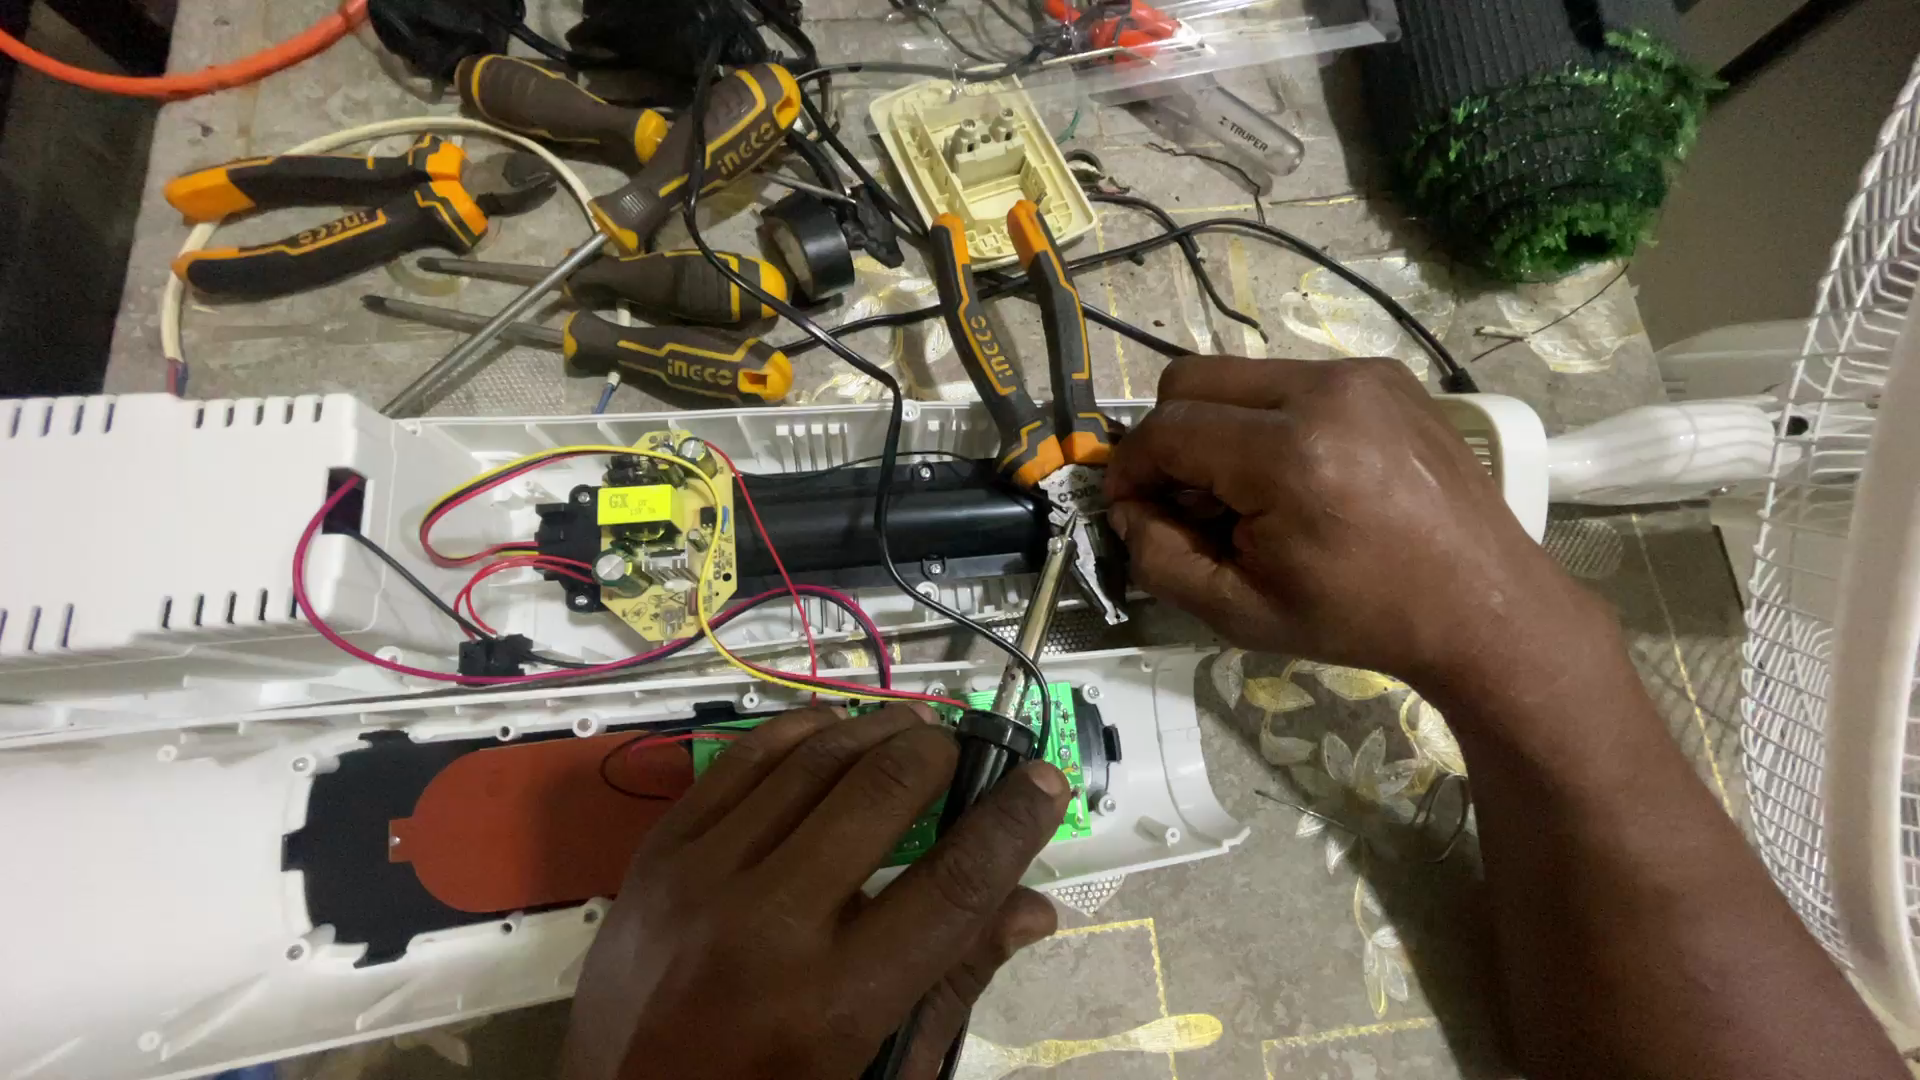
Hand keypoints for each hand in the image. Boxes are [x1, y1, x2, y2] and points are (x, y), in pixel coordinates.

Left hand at [560, 704, 1069, 1079]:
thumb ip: (952, 985)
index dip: (1010, 823)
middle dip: (940, 753)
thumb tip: (1032, 905)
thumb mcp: (875, 1074)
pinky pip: (745, 756)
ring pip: (816, 758)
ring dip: (879, 729)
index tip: (1043, 780)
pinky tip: (836, 730)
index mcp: (832, 1003)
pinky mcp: (660, 850)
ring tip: (912, 727)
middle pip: (881, 792)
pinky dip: (804, 730)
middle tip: (961, 750)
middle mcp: (765, 926)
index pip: (952, 886)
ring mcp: (702, 876)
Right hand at [1106, 355, 1596, 688]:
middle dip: (1165, 438)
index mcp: (1290, 455)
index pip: (1166, 431)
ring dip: (1213, 427)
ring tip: (1241, 490)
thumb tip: (1128, 508)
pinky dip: (1260, 420)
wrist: (1480, 604)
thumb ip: (1158, 558)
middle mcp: (1325, 391)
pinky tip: (1288, 474)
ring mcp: (1359, 373)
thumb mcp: (1236, 612)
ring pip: (1235, 375)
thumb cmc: (1356, 617)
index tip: (1129, 505)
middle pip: (1189, 380)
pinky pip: (1284, 380)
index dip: (1129, 468)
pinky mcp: (1382, 373)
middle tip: (1182, 497)